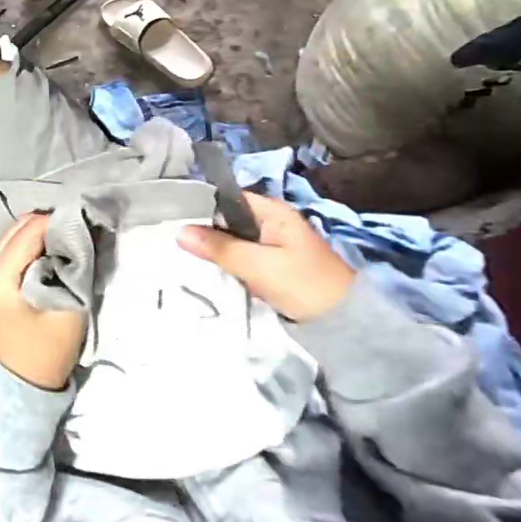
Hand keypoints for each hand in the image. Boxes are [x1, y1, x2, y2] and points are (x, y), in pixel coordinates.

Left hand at [0, 213, 86, 390]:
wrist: (17, 386)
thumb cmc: (44, 353)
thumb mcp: (69, 310)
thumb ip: (74, 268)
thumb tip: (79, 236)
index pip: (34, 228)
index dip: (63, 222)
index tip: (89, 224)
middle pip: (22, 225)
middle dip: (53, 224)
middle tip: (83, 231)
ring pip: (17, 233)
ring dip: (44, 234)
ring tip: (72, 243)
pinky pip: (13, 247)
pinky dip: (35, 245)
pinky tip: (56, 255)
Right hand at [177, 193, 355, 321]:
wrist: (344, 323)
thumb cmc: (303, 284)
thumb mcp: (258, 265)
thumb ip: (220, 248)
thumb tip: (180, 231)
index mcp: (273, 212)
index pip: (229, 198)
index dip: (204, 207)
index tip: (176, 221)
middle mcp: (272, 223)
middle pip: (229, 221)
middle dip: (206, 233)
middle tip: (176, 244)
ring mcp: (273, 246)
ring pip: (234, 243)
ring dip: (216, 252)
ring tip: (186, 259)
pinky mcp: (273, 268)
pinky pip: (242, 261)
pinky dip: (228, 266)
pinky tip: (209, 273)